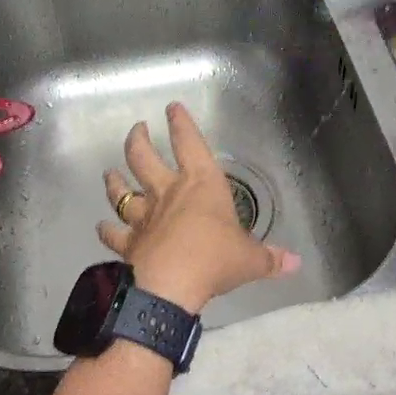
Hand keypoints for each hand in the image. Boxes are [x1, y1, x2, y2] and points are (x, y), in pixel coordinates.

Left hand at [98, 103, 299, 311]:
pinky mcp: (128, 243)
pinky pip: (113, 233)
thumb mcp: (251, 259)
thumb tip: (294, 262)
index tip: (172, 108)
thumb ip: (270, 258)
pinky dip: (106, 230)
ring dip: (114, 181)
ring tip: (109, 173)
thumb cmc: (215, 260)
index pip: (190, 143)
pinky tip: (101, 226)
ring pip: (121, 191)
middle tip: (137, 129)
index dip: (181, 123)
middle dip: (138, 139)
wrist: (171, 286)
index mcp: (201, 185)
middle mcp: (167, 193)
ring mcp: (143, 217)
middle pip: (143, 157)